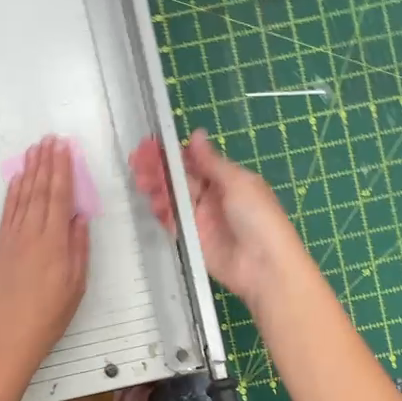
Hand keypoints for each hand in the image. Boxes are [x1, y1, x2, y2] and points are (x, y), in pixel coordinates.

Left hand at [0, 136, 90, 369]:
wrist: (10, 335)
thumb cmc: (50, 314)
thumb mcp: (76, 284)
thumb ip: (78, 247)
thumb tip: (79, 217)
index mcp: (54, 241)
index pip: (59, 196)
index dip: (62, 169)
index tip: (64, 148)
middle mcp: (31, 233)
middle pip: (39, 190)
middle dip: (45, 163)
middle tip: (49, 139)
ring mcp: (12, 238)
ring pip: (22, 196)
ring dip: (29, 171)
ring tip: (34, 150)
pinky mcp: (0, 247)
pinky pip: (8, 212)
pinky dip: (13, 192)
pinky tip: (17, 180)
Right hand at [129, 128, 309, 305]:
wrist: (264, 266)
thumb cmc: (258, 217)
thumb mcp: (238, 182)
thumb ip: (211, 161)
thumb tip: (196, 134)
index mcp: (227, 179)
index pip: (194, 161)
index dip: (173, 153)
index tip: (150, 145)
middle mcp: (212, 196)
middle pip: (180, 178)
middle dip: (158, 169)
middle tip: (137, 161)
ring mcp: (201, 218)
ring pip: (172, 198)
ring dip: (157, 188)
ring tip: (142, 181)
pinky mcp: (192, 239)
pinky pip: (172, 222)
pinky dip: (162, 212)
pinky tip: (154, 203)